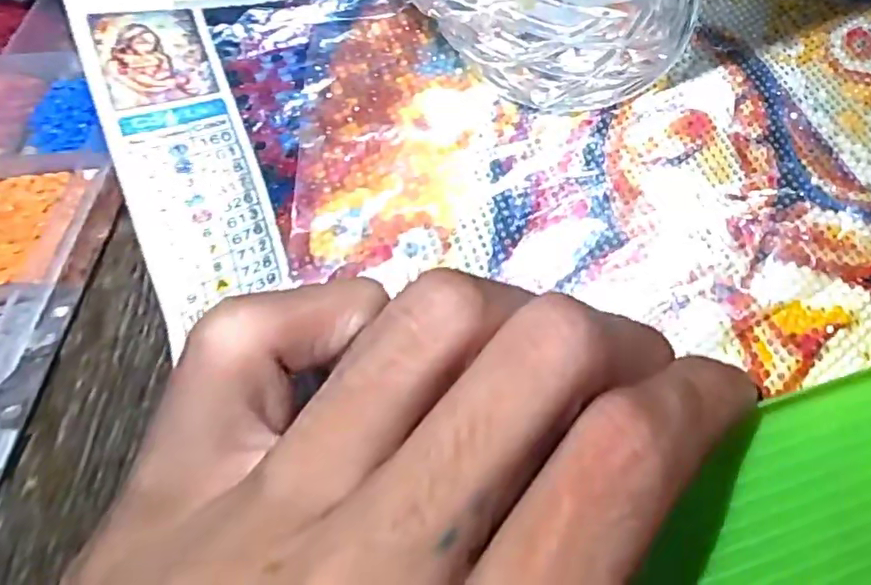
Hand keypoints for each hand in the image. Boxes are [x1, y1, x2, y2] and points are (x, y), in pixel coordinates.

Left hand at [71, 270, 754, 583]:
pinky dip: (330, 323)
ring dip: (510, 323)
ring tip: (521, 371)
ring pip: (431, 313)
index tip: (724, 395)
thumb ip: (613, 583)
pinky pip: (254, 334)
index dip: (702, 399)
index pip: (622, 456)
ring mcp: (232, 527)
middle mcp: (350, 577)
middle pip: (546, 351)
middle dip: (626, 346)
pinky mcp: (145, 502)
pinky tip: (364, 371)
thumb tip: (680, 475)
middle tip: (634, 384)